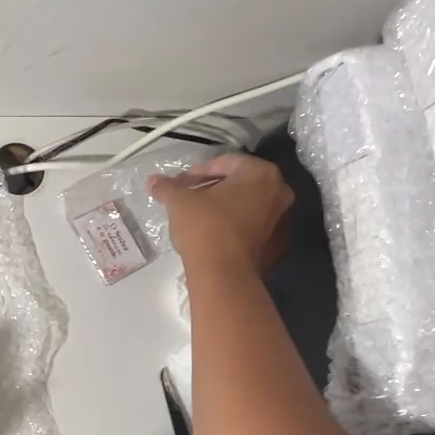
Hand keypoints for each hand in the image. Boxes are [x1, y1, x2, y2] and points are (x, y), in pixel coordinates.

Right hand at [148, 153, 293, 275]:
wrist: (224, 272)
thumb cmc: (205, 227)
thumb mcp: (179, 203)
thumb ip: (167, 187)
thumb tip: (153, 180)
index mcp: (260, 173)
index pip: (226, 162)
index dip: (197, 172)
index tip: (178, 185)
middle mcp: (279, 190)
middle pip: (241, 182)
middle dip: (214, 188)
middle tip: (190, 199)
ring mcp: (282, 218)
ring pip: (250, 204)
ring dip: (227, 207)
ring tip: (202, 219)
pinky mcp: (277, 243)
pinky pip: (255, 226)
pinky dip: (237, 226)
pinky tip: (217, 236)